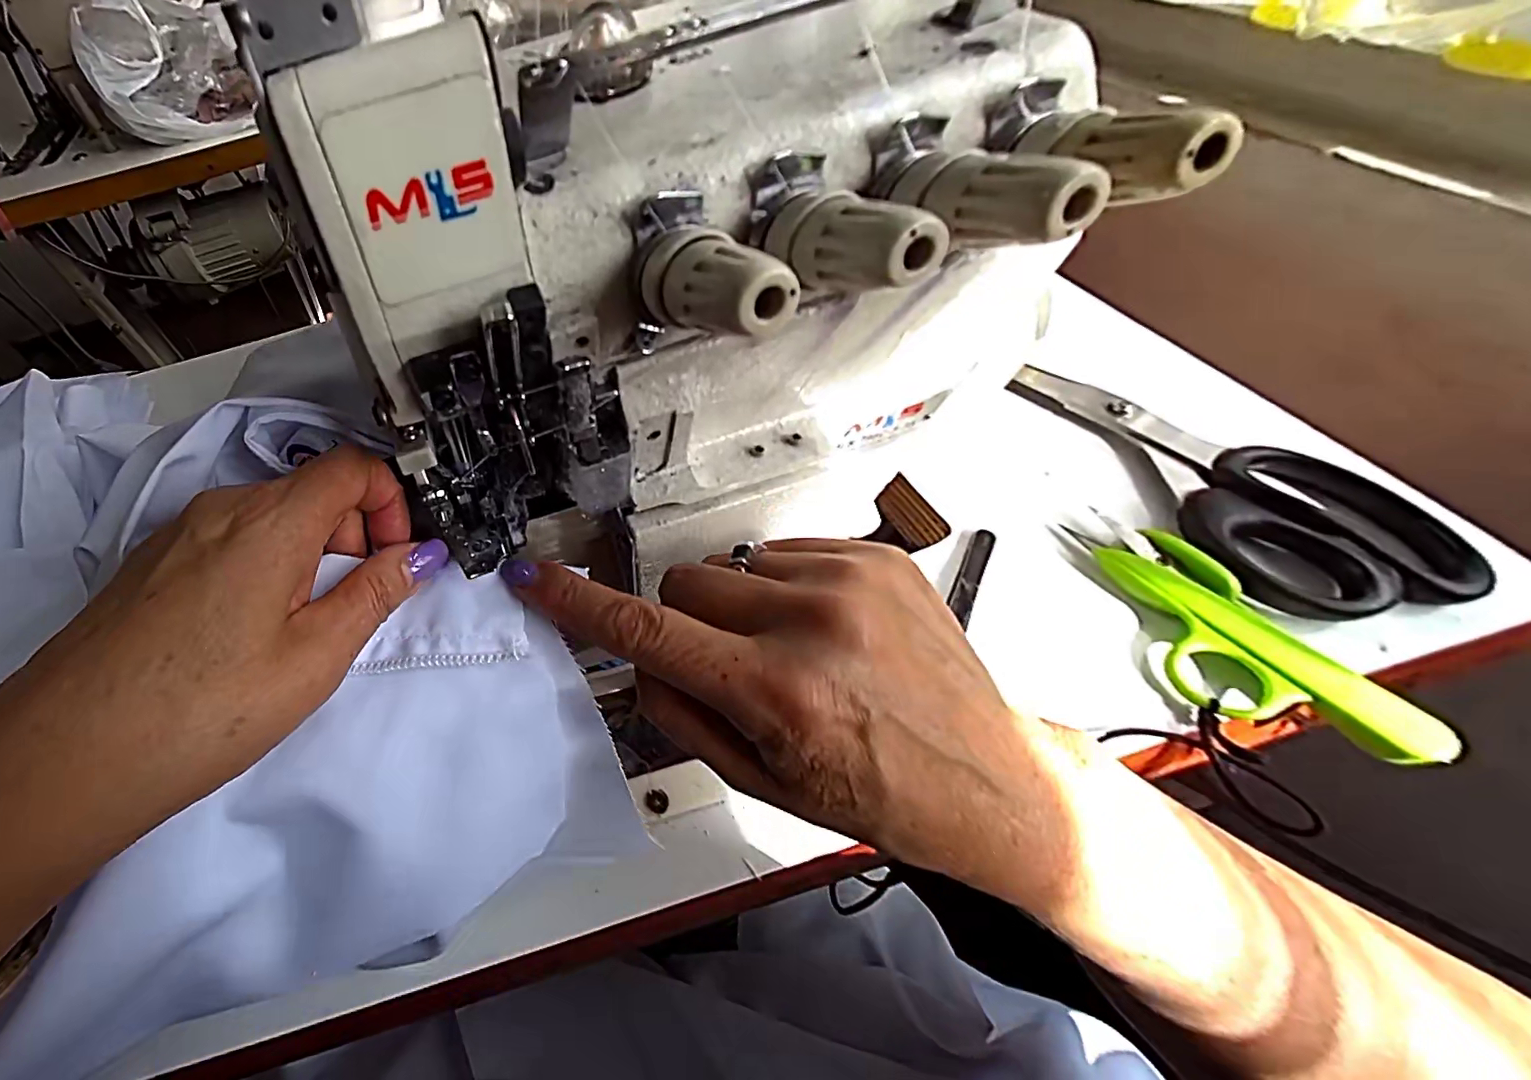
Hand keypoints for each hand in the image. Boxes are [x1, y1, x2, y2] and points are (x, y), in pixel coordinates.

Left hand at [0, 446, 453, 1061]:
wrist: (57, 764)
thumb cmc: (206, 710)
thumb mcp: (314, 657)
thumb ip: (376, 593)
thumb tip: (424, 553)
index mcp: (268, 522)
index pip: (353, 466)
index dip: (391, 501)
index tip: (395, 559)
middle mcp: (220, 508)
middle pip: (314, 489)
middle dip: (356, 533)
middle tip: (354, 603)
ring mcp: (178, 532)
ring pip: (274, 515)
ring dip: (313, 552)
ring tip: (302, 626)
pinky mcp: (151, 561)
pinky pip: (232, 538)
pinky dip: (268, 563)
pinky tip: (248, 630)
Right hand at [502, 540, 1108, 915]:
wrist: (987, 776)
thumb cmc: (880, 791)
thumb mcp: (760, 780)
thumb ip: (681, 713)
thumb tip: (643, 660)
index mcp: (779, 690)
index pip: (648, 635)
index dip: (581, 605)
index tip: (542, 579)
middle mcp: (814, 622)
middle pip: (683, 586)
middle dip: (688, 625)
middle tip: (733, 665)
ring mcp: (850, 580)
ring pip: (731, 568)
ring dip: (742, 608)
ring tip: (795, 651)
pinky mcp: (874, 556)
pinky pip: (781, 554)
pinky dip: (784, 589)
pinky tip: (824, 630)